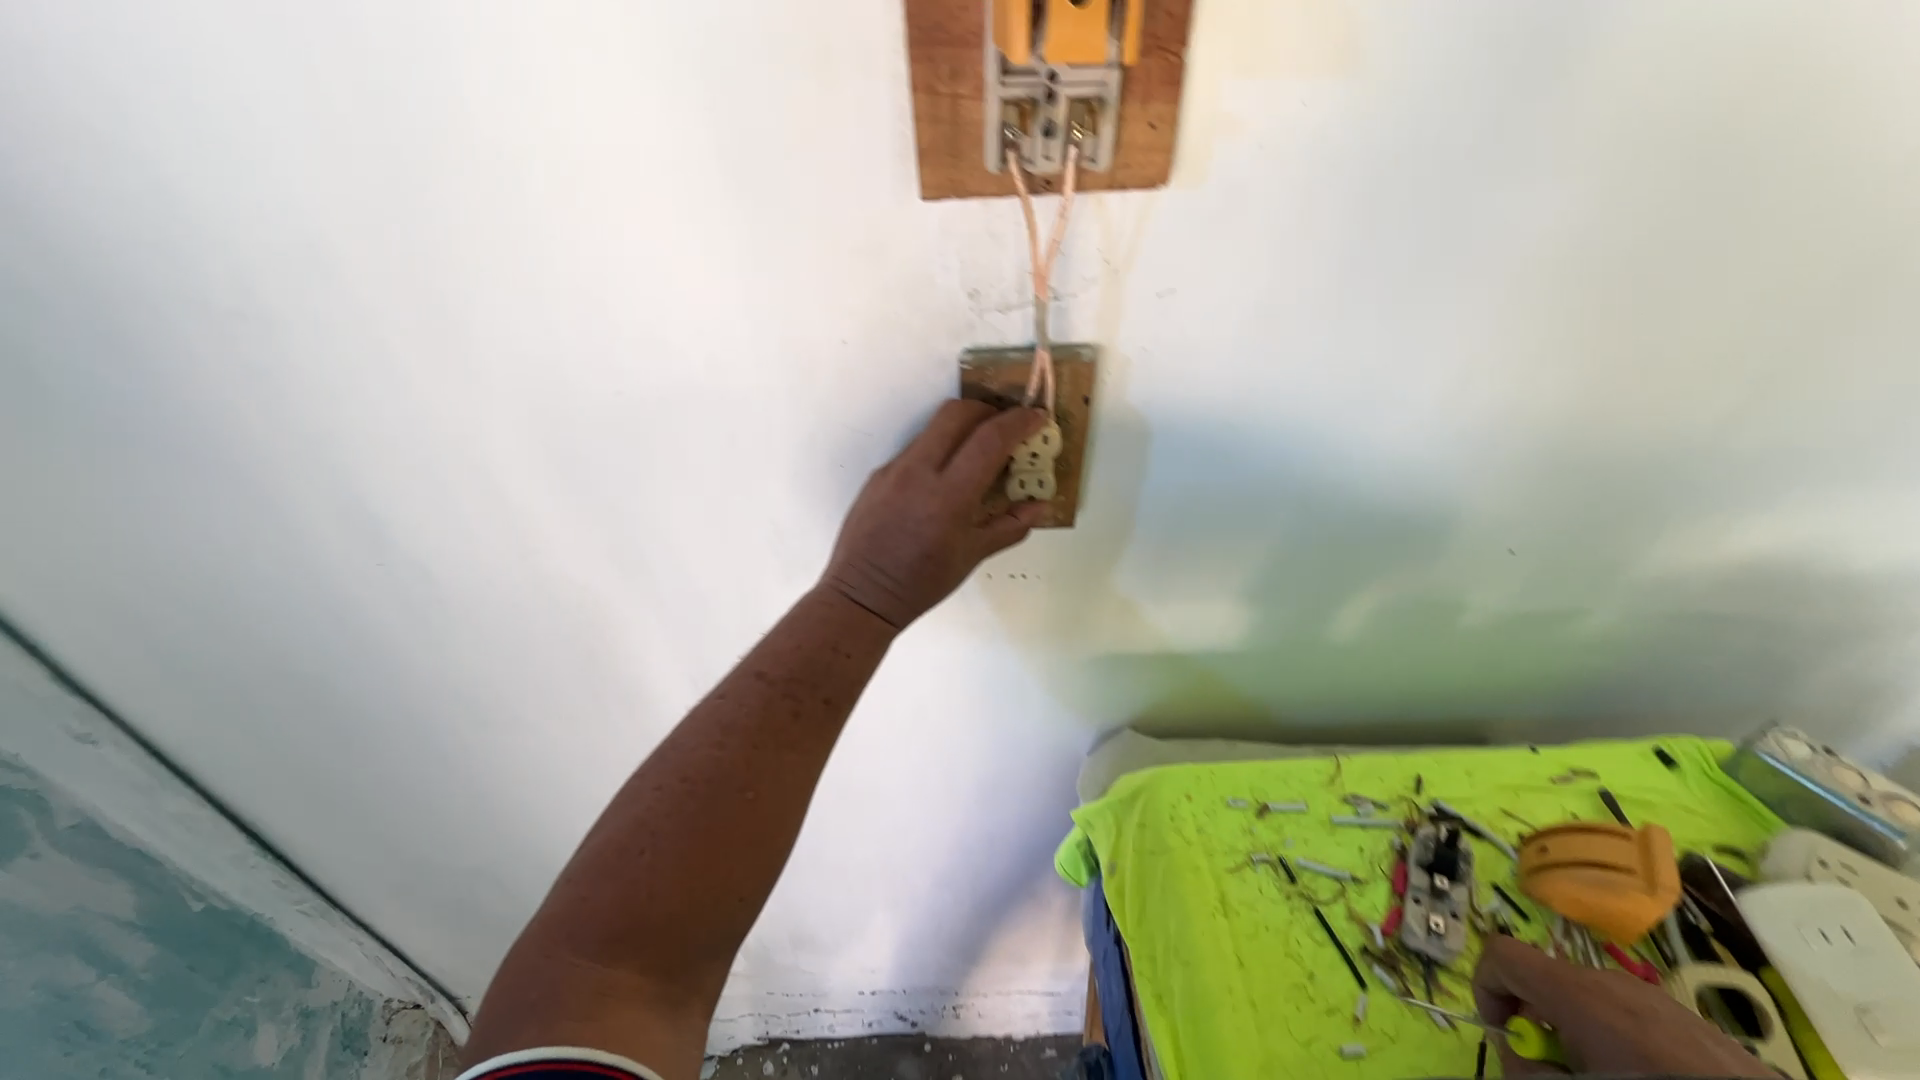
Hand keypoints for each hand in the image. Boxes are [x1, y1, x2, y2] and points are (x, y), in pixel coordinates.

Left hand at [819, 400, 1049, 629]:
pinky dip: (938, 452)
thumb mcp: (973, 556)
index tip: (1037, 417)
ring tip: (978, 453)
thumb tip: (1040, 506)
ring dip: (961, 430)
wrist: (862, 595)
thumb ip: (1010, 525)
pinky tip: (945, 479)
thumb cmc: (922, 582)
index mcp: (947, 496)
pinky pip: (914, 450)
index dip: (1018, 422)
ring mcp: (893, 470)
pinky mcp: (878, 476)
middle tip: (1006, 427)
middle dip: (987, 410)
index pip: (989, 440)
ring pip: (932, 429)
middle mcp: (917, 473)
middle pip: (956, 413)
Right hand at [1472, 936, 1771, 1076]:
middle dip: (1530, 1018)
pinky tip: (1636, 1072)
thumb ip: (1526, 1071)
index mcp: (1573, 990)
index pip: (1499, 953)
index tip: (1503, 1033)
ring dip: (1567, 1027)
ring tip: (1597, 1073)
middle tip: (1551, 1067)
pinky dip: (1604, 1031)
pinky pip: (1616, 1006)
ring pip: (1577, 993)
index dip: (1485, 987)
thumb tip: (1514, 1053)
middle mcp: (1602, 977)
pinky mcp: (1674, 1010)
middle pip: (1539, 976)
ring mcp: (1642, 991)